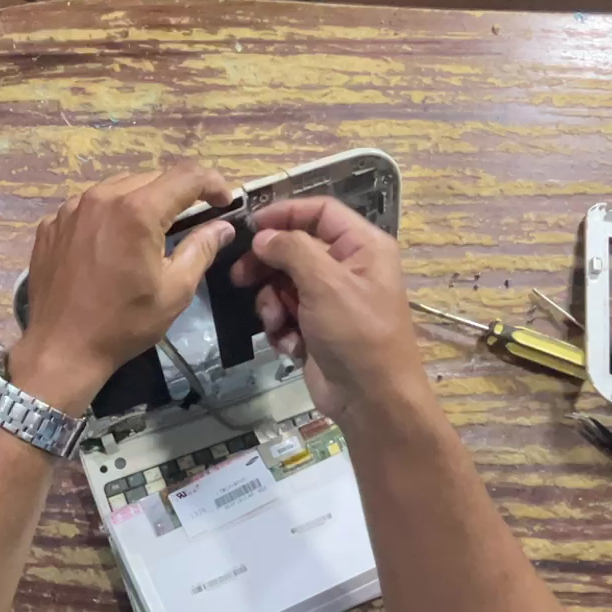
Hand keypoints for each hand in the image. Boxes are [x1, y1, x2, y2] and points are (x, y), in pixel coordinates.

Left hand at [9, 163, 236, 411]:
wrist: (61, 348)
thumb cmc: (123, 324)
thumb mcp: (174, 291)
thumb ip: (201, 250)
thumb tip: (222, 227)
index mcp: (137, 211)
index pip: (186, 176)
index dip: (212, 182)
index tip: (224, 200)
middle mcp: (102, 198)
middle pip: (150, 179)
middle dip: (176, 195)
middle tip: (190, 221)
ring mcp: (70, 209)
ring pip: (117, 190)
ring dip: (140, 203)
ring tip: (149, 233)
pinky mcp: (51, 225)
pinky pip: (87, 208)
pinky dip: (107, 218)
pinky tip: (110, 246)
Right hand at [230, 197, 431, 430]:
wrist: (370, 399)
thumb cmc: (357, 334)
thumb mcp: (325, 283)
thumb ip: (292, 250)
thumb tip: (263, 237)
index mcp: (362, 247)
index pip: (320, 212)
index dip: (285, 213)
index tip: (251, 225)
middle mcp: (347, 268)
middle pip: (295, 250)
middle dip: (268, 266)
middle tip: (240, 277)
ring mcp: (330, 301)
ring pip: (283, 285)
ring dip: (272, 305)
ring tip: (277, 323)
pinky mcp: (315, 329)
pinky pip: (285, 315)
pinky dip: (281, 329)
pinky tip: (290, 346)